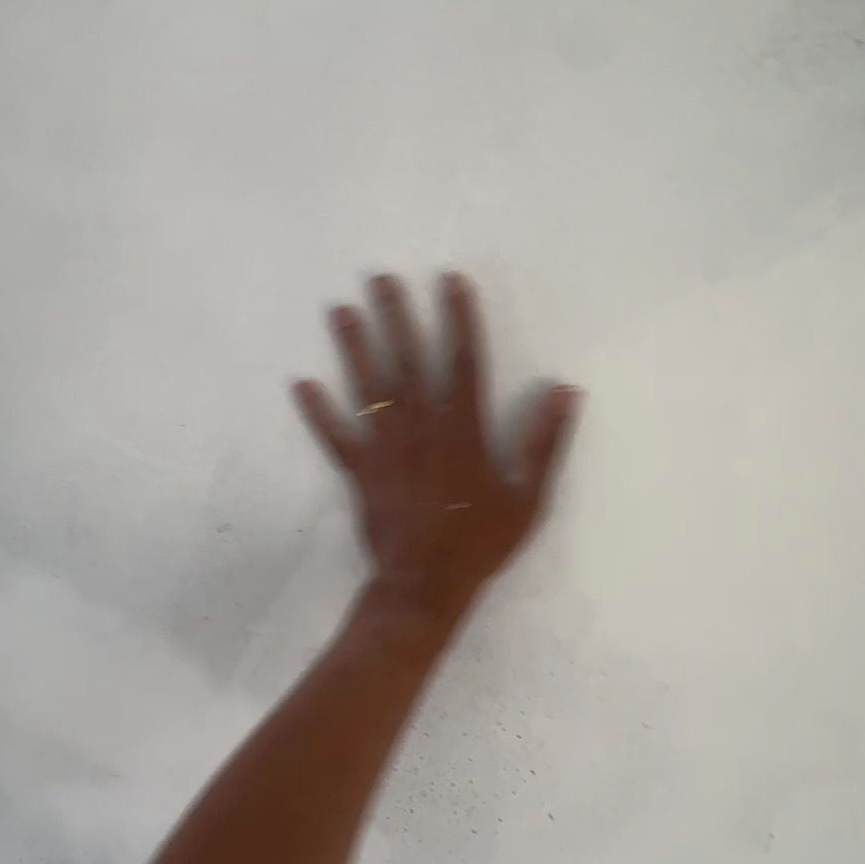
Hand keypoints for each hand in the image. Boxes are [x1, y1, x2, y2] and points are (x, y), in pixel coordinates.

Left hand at [295, 272, 580, 613]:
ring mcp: (386, 448)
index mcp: (464, 430)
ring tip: (339, 311)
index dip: (459, 318)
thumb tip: (565, 390)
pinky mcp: (359, 471)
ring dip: (353, 347)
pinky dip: (317, 411)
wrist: (426, 585)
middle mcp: (422, 428)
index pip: (464, 361)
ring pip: (368, 388)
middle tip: (379, 278)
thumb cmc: (480, 542)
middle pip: (408, 361)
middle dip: (396, 316)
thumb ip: (543, 443)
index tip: (449, 280)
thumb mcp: (527, 498)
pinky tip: (299, 383)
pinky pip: (335, 436)